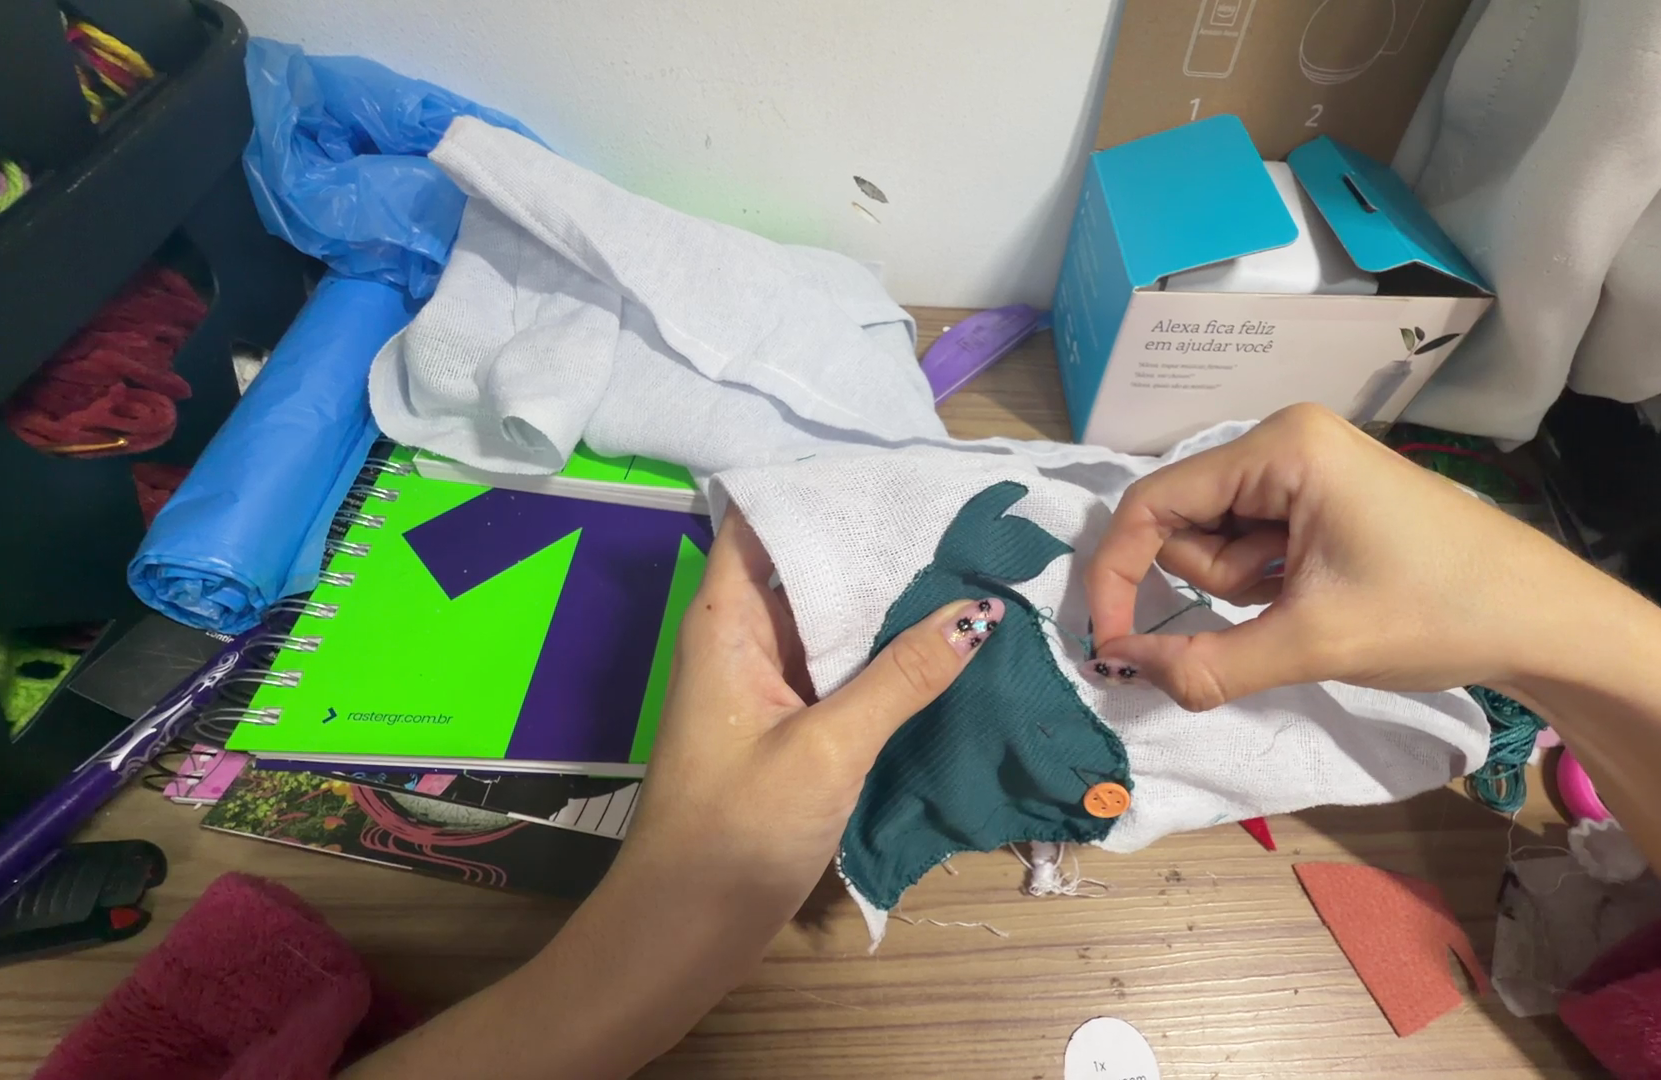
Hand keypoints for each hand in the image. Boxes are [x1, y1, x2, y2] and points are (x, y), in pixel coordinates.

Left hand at [342, 513, 997, 1079]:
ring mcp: (770, 679)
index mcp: (729, 620)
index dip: (816, 489)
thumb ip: (901, 676)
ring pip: (829, 616)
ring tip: (955, 557)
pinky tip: (937, 635)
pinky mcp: (793, 718)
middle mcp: (746, 637)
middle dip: (867, 539)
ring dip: (881, 594)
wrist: (685, 933)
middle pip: (807, 565)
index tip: (884, 470)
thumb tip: (975, 614)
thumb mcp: (827, 746)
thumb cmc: (738, 830)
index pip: (762, 521)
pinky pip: (840, 663)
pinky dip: (882, 646)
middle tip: (944, 510)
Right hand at [1084, 403, 1635, 708]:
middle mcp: (1278, 439)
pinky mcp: (1309, 495)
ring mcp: (1295, 466)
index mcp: (1279, 446)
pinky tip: (1315, 592)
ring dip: (1239, 586)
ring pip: (1210, 537)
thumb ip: (1203, 663)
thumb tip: (1116, 668)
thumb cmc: (1438, 615)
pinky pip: (1243, 542)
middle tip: (1278, 609)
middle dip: (1213, 581)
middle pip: (1182, 521)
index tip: (1109, 643)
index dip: (1117, 573)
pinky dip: (1259, 582)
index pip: (1152, 503)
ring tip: (1308, 600)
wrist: (1552, 625)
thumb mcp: (1311, 644)